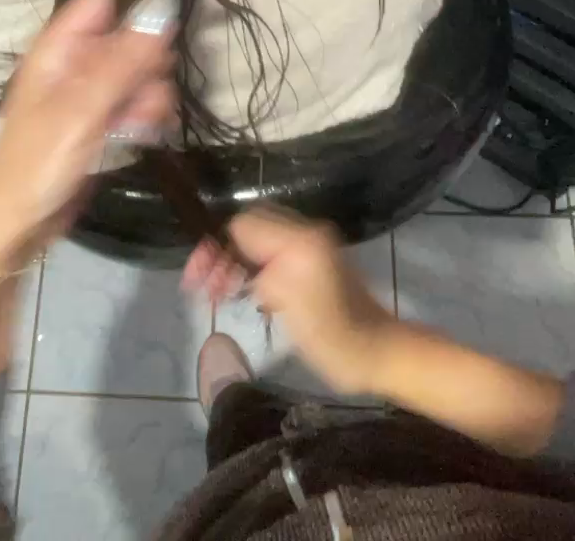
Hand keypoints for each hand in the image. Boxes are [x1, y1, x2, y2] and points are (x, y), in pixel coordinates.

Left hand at [0, 0, 211, 269]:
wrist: (16, 227)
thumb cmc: (36, 165)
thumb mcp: (80, 110)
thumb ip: (123, 59)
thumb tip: (163, 8)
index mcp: (61, 44)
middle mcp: (79, 59)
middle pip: (138, 34)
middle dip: (151, 63)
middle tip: (139, 97)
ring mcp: (93, 89)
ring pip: (147, 71)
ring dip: (149, 98)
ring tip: (129, 127)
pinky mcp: (106, 117)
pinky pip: (142, 101)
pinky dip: (145, 117)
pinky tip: (131, 138)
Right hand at [183, 207, 400, 394]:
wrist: (376, 352)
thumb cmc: (332, 335)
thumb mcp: (287, 301)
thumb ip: (255, 268)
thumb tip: (230, 258)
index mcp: (298, 239)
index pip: (242, 224)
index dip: (216, 247)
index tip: (198, 277)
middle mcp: (304, 233)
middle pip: (248, 226)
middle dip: (221, 251)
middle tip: (204, 285)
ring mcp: (311, 245)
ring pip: (258, 239)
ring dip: (234, 260)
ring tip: (219, 291)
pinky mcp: (313, 260)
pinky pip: (272, 252)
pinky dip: (252, 267)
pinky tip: (246, 292)